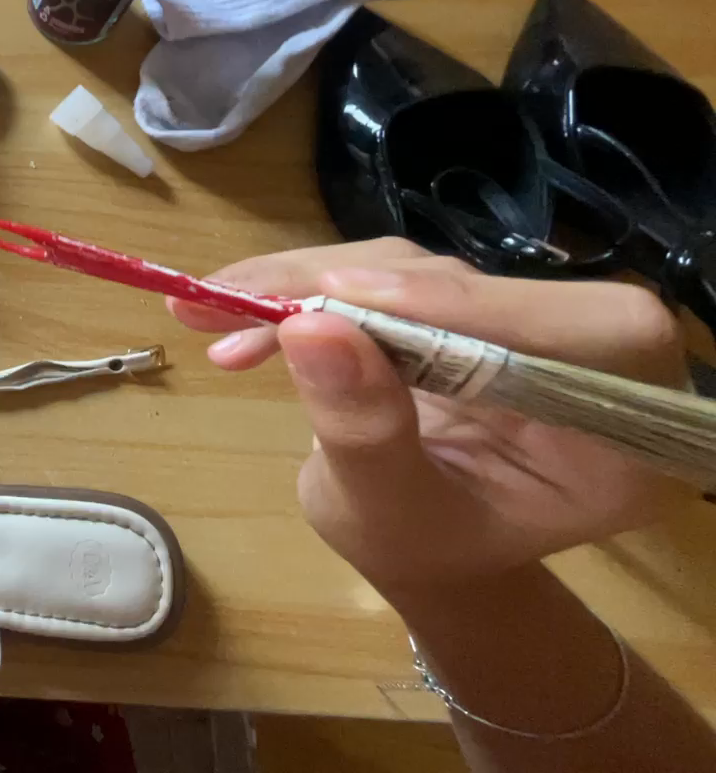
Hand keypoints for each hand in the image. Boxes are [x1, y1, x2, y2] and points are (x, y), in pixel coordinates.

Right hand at [168, 237, 691, 598]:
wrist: (410, 541)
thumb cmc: (413, 546)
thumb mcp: (385, 508)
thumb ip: (362, 427)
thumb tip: (307, 327)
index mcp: (611, 429)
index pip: (584, 329)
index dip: (470, 300)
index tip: (338, 297)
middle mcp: (567, 358)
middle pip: (463, 284)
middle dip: (334, 288)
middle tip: (227, 301)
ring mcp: (498, 327)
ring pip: (397, 269)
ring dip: (291, 284)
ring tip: (203, 311)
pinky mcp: (440, 311)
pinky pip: (362, 278)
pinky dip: (287, 293)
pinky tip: (230, 321)